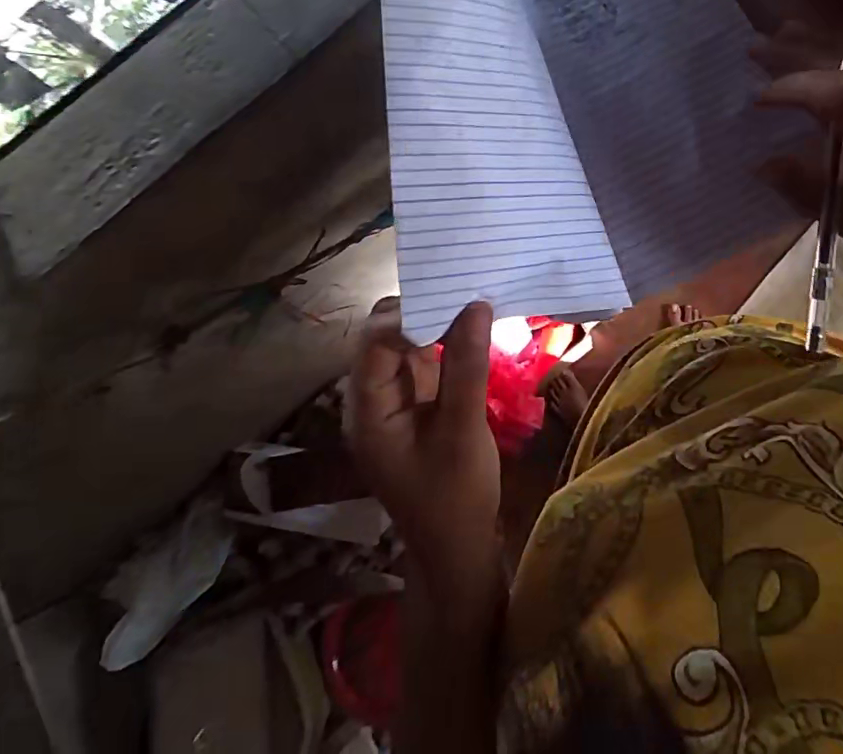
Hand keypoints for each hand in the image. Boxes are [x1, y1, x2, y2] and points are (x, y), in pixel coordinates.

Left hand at [344, 298, 501, 596]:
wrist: (457, 552)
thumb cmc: (456, 498)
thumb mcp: (464, 430)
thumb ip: (466, 366)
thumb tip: (476, 305)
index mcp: (367, 410)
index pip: (376, 343)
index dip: (411, 313)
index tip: (454, 293)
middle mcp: (371, 400)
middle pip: (385, 339)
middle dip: (422, 312)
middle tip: (465, 290)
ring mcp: (391, 403)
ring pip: (405, 346)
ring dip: (435, 324)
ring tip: (471, 300)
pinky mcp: (413, 407)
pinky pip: (422, 363)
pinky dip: (444, 345)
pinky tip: (470, 330)